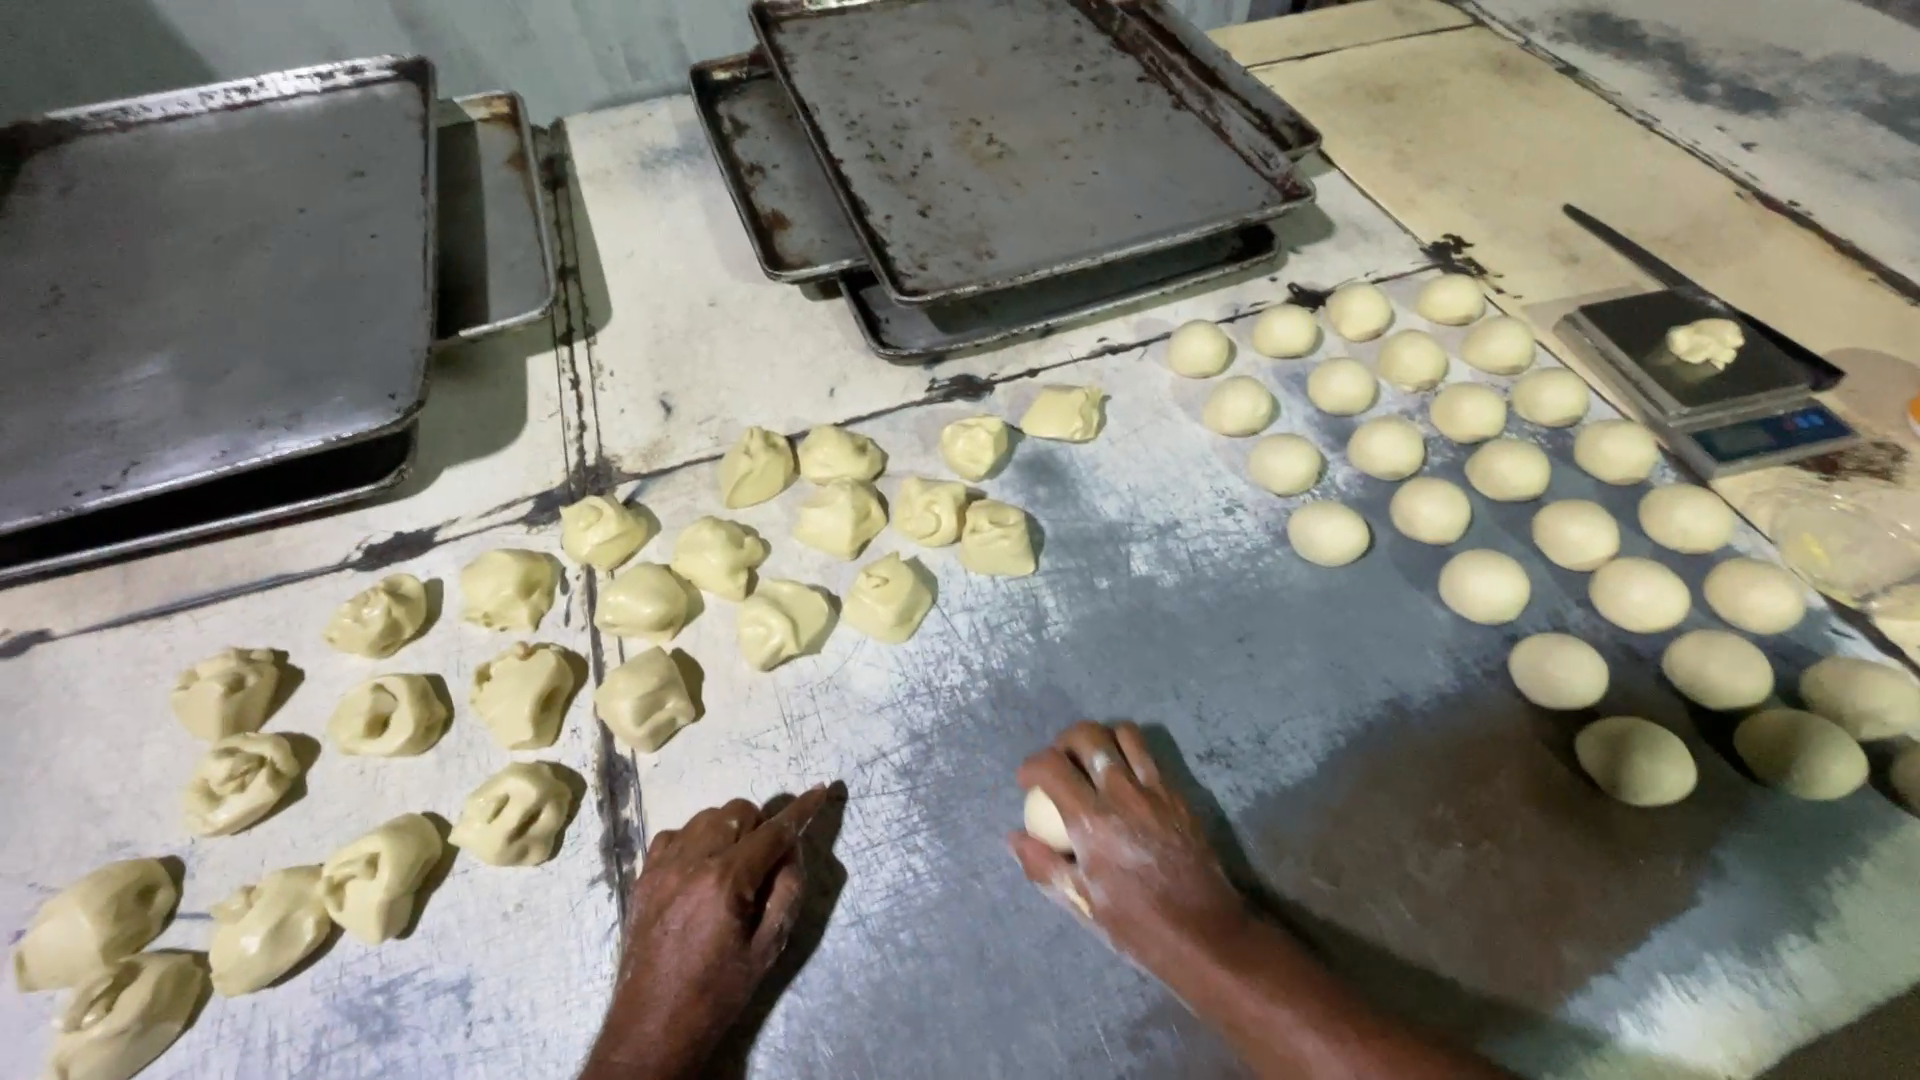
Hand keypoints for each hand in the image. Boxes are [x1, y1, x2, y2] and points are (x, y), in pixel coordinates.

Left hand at [584, 785, 833, 1079]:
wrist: (653, 1026)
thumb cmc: (718, 991)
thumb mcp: (769, 948)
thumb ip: (787, 890)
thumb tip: (791, 848)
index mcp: (726, 880)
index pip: (774, 831)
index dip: (801, 809)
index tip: (821, 790)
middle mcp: (692, 862)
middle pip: (738, 811)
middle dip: (760, 826)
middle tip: (766, 860)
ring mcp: (662, 866)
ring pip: (706, 817)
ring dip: (728, 829)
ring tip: (733, 865)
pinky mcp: (643, 877)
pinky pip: (674, 835)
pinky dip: (694, 841)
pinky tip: (700, 868)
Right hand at [1009, 722, 1250, 978]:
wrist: (1204, 933)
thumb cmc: (1137, 925)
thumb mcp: (1081, 904)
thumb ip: (1043, 866)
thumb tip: (1015, 838)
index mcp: (1091, 821)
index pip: (1051, 766)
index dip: (1031, 766)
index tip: (1027, 781)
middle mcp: (1122, 794)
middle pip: (1087, 736)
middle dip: (1063, 742)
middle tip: (1059, 764)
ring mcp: (1154, 790)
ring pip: (1124, 733)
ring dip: (1101, 739)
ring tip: (1094, 762)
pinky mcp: (1178, 795)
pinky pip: (1150, 756)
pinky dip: (1130, 754)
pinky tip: (1125, 781)